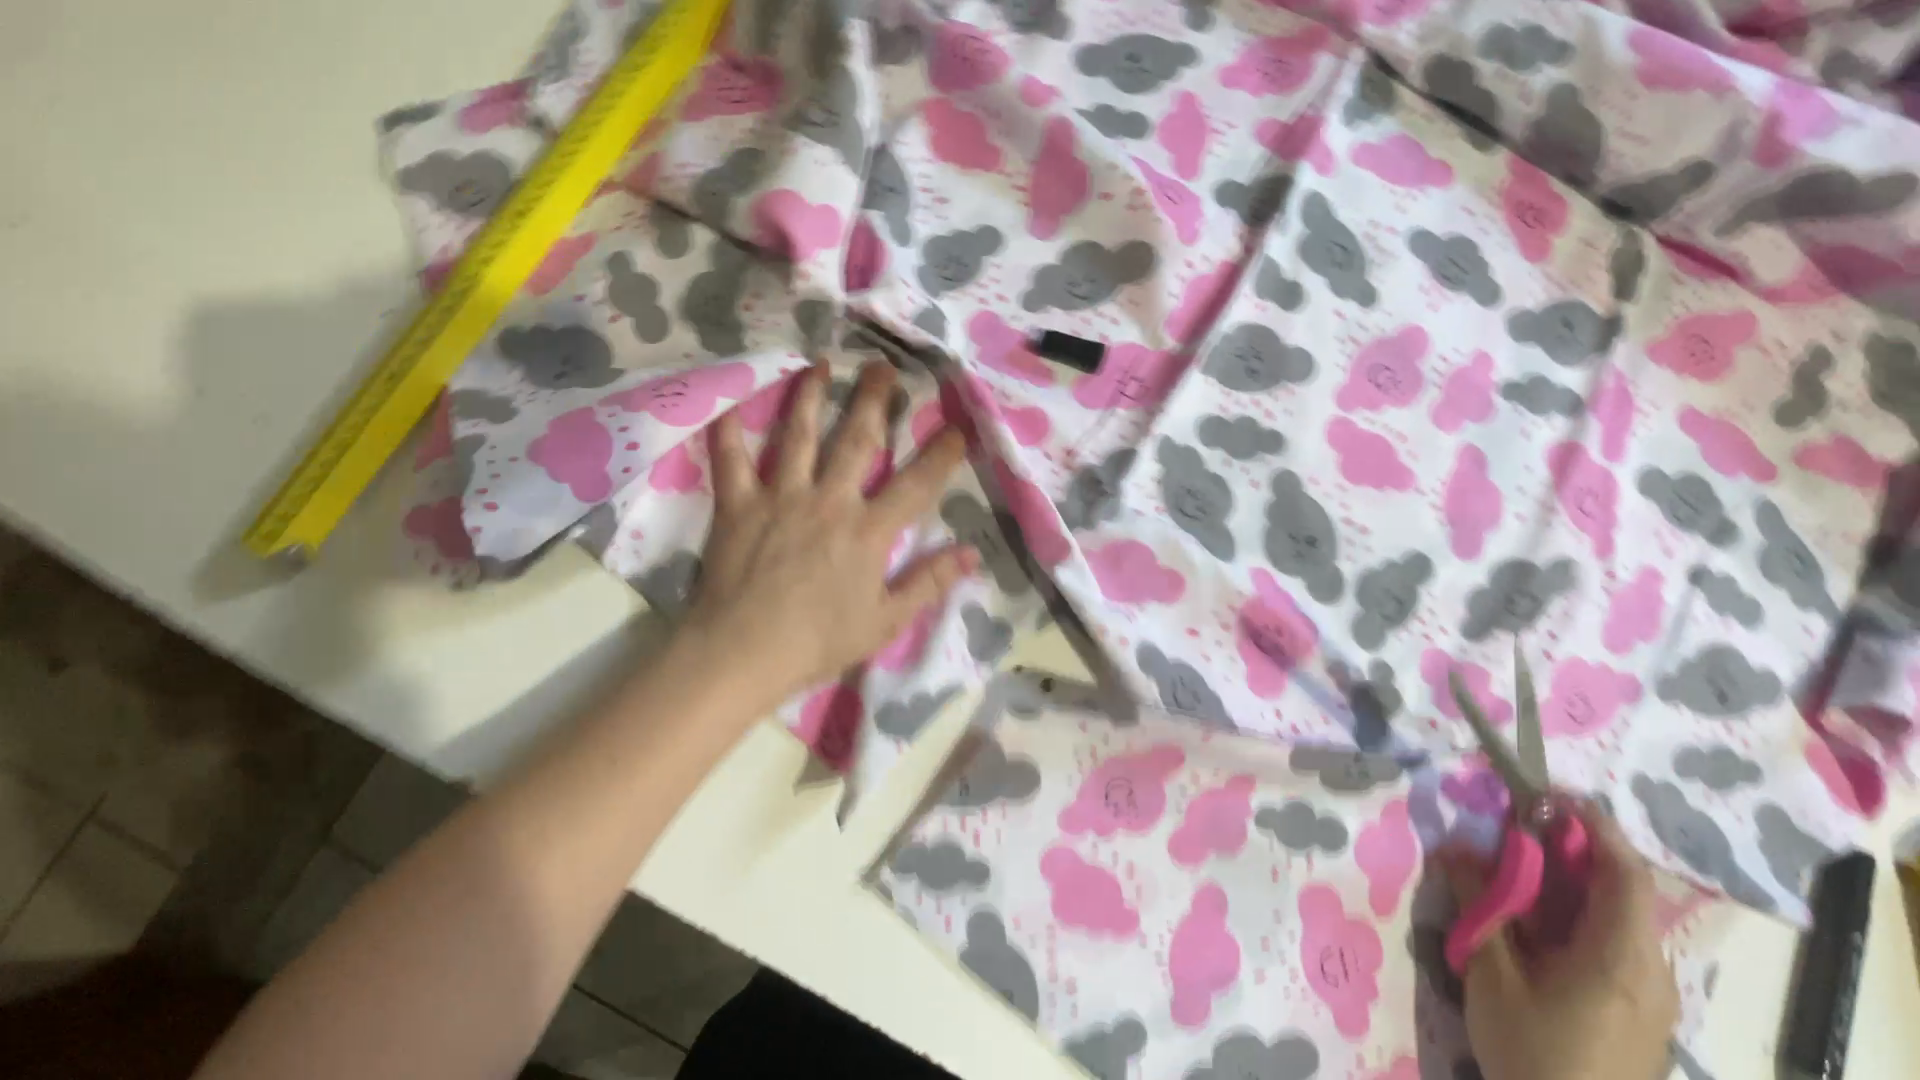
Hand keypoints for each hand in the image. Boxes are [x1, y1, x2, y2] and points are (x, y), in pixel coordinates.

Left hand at [677, 361, 975, 707]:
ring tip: (819, 365)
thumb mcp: (885, 622)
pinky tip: (730, 403)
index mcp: (869, 531)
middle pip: (857, 440)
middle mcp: (829, 500)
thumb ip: (927, 583)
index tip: (957, 427)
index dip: (941, 455)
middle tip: (883, 366)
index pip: (916, 484)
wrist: (744, 650)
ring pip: (798, 435)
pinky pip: (732, 459)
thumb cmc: (819, 641)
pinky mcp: (739, 504)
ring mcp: (781, 496)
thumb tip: (970, 554)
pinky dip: (728, 430)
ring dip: (810, 396)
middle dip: (874, 400)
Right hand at [1443, 804, 1679, 1079]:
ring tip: (1511, 881)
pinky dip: (1572, 921)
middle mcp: (1651, 968)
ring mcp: (1650, 994)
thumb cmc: (1534, 1053)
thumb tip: (1455, 850)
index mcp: (1622, 955)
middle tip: (1511, 836)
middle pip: (1619, 890)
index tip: (1545, 796)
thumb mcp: (1493, 977)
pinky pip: (1611, 946)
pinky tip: (1531, 933)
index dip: (1591, 824)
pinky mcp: (1638, 1013)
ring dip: (1566, 888)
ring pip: (1613, 919)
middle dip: (1566, 853)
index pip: (1623, 870)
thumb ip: (1480, 906)